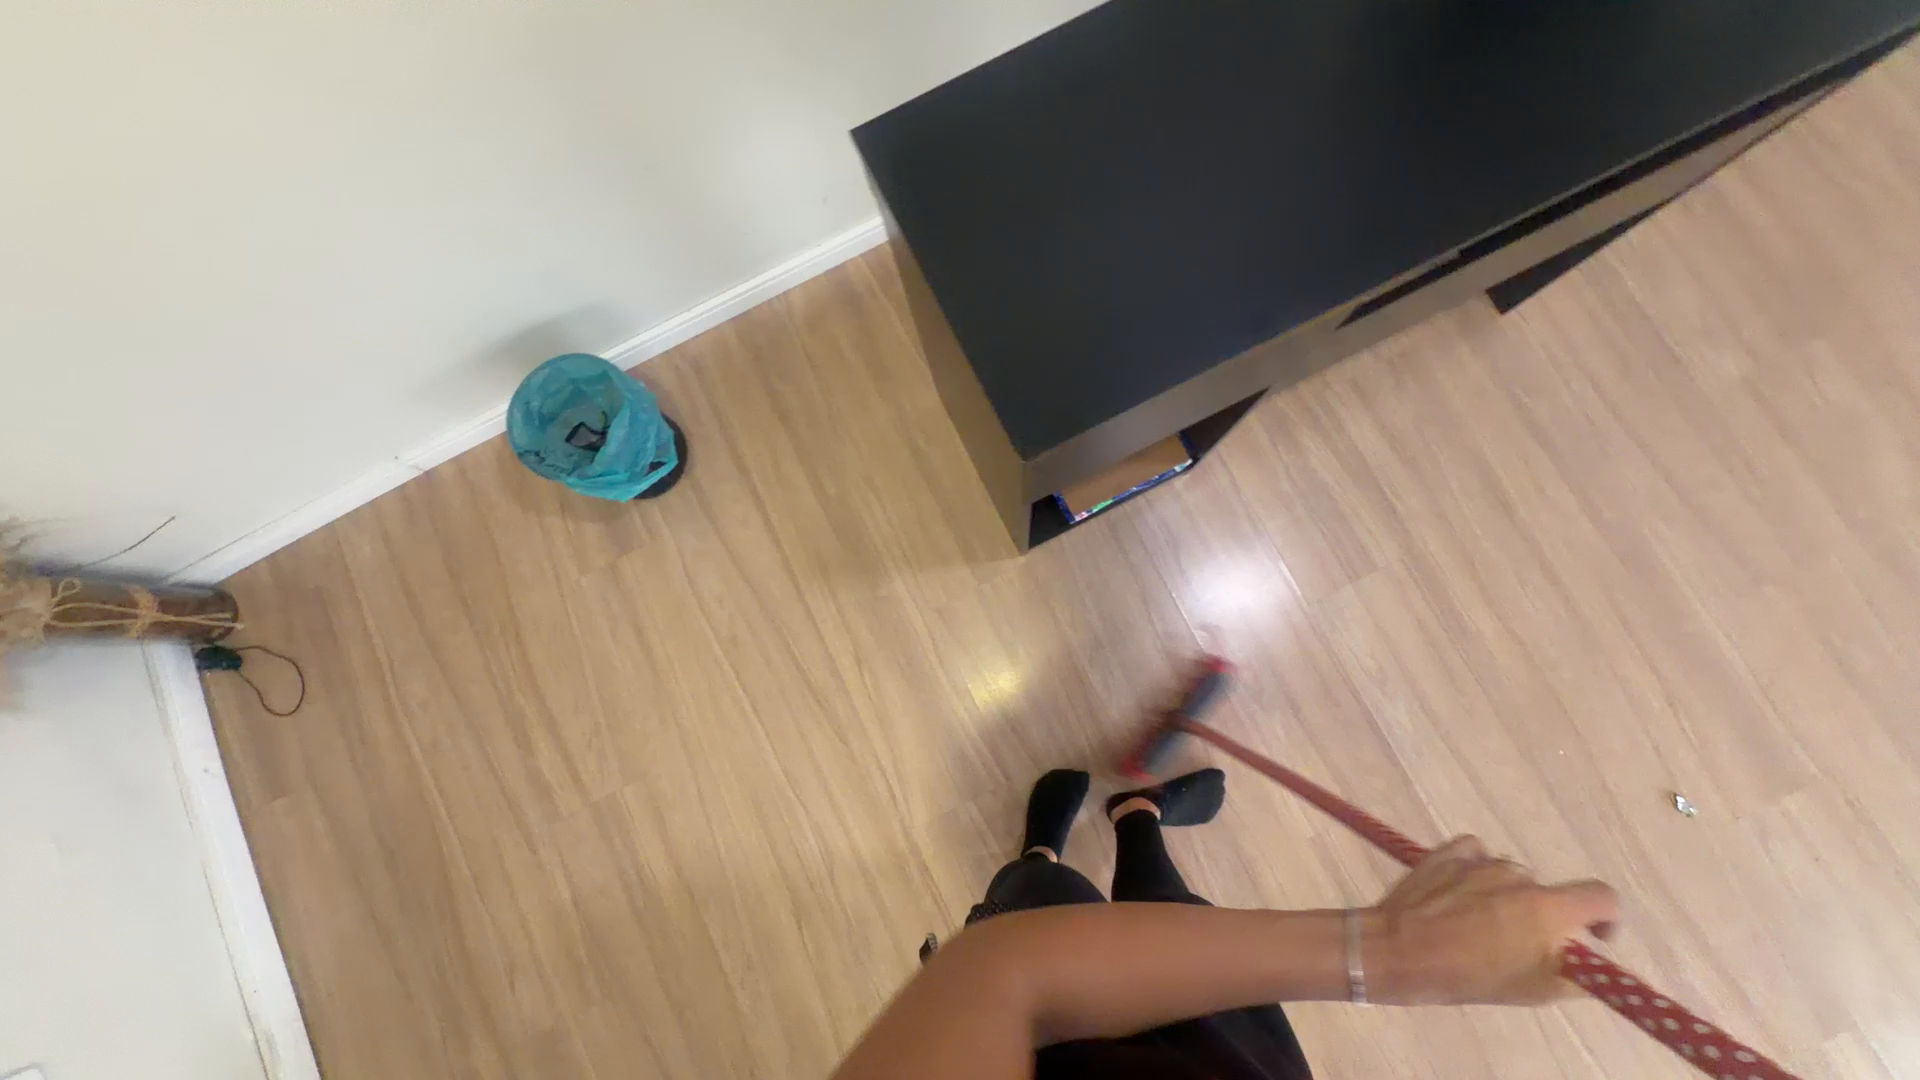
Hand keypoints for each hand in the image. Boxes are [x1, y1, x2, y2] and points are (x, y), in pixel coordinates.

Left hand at [1365, 835, 1618, 1006]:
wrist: (1401, 949)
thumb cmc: (1471, 975)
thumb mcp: (1537, 989)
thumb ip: (1577, 973)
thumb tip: (1594, 966)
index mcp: (1546, 908)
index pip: (1602, 896)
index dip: (1606, 917)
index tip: (1593, 937)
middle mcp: (1516, 875)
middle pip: (1546, 891)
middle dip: (1543, 915)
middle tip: (1520, 941)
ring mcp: (1478, 859)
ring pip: (1509, 875)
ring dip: (1506, 894)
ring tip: (1481, 922)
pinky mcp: (1446, 851)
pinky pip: (1475, 854)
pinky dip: (1476, 870)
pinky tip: (1463, 890)